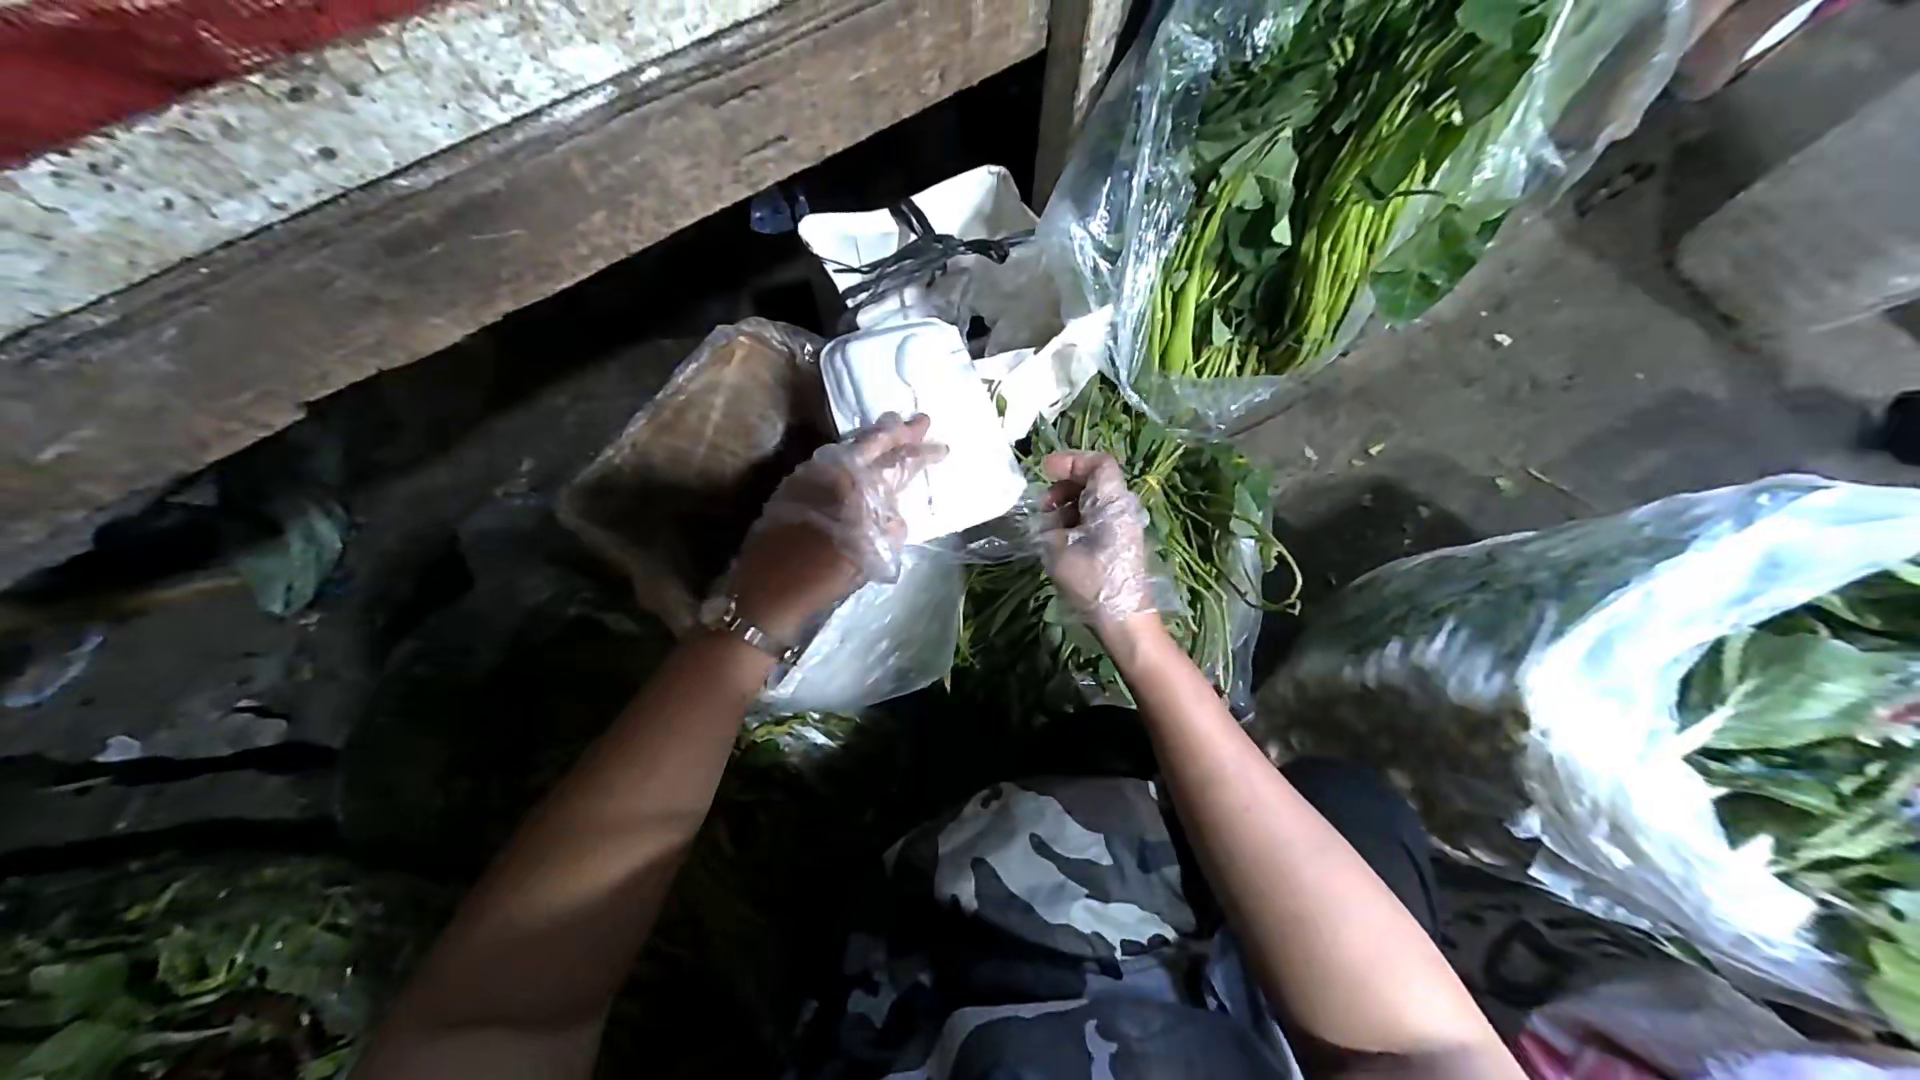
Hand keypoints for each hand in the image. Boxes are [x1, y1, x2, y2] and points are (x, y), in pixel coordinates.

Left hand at [728, 413, 945, 640]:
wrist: (767, 589)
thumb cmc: (822, 577)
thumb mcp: (870, 557)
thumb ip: (889, 529)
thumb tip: (894, 516)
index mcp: (856, 486)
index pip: (896, 463)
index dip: (920, 454)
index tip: (941, 448)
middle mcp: (832, 473)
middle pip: (871, 444)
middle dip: (898, 433)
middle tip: (921, 421)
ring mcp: (809, 476)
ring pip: (849, 448)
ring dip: (873, 439)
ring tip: (893, 428)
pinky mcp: (792, 487)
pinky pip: (830, 461)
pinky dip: (850, 455)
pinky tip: (856, 456)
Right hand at [1037, 450, 1156, 633]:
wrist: (1124, 621)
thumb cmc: (1093, 582)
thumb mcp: (1059, 550)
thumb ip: (1048, 526)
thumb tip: (1046, 517)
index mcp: (1112, 503)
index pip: (1099, 463)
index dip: (1071, 461)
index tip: (1045, 472)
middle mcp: (1121, 509)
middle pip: (1094, 480)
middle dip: (1064, 485)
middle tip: (1044, 505)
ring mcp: (1122, 527)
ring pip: (1092, 501)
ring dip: (1067, 506)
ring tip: (1049, 526)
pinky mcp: (1118, 543)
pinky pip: (1095, 519)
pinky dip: (1075, 521)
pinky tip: (1060, 540)